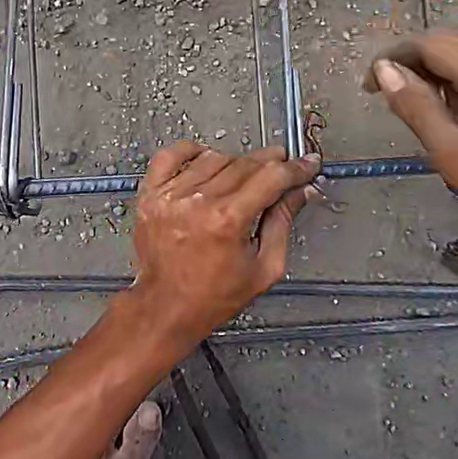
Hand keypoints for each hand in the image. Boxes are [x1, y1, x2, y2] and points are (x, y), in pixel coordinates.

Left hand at [129, 141, 319, 341]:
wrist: (166, 307)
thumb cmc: (213, 295)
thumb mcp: (264, 267)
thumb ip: (282, 223)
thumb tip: (300, 192)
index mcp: (227, 221)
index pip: (271, 177)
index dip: (295, 168)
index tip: (306, 164)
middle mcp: (197, 202)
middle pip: (245, 163)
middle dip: (271, 162)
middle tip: (283, 166)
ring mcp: (171, 196)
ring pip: (214, 156)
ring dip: (235, 161)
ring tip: (243, 176)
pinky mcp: (151, 195)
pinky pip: (170, 155)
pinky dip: (190, 151)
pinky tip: (204, 158)